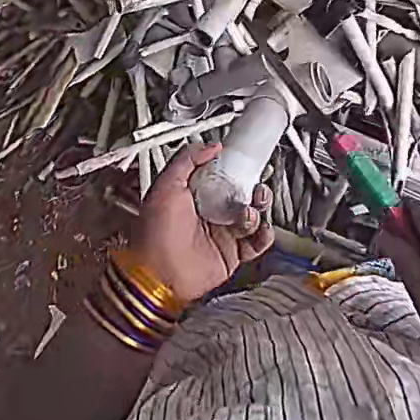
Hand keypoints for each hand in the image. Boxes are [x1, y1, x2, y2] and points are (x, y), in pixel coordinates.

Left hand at [132, 143, 274, 301]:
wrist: (160, 272)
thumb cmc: (155, 232)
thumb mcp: (166, 185)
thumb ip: (187, 160)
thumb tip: (210, 146)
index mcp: (190, 194)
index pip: (218, 175)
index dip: (232, 167)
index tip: (244, 161)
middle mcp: (207, 212)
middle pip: (239, 194)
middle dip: (251, 187)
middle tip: (254, 186)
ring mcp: (220, 232)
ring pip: (251, 215)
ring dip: (258, 208)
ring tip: (252, 208)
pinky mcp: (231, 253)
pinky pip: (256, 242)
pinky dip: (264, 234)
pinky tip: (260, 227)